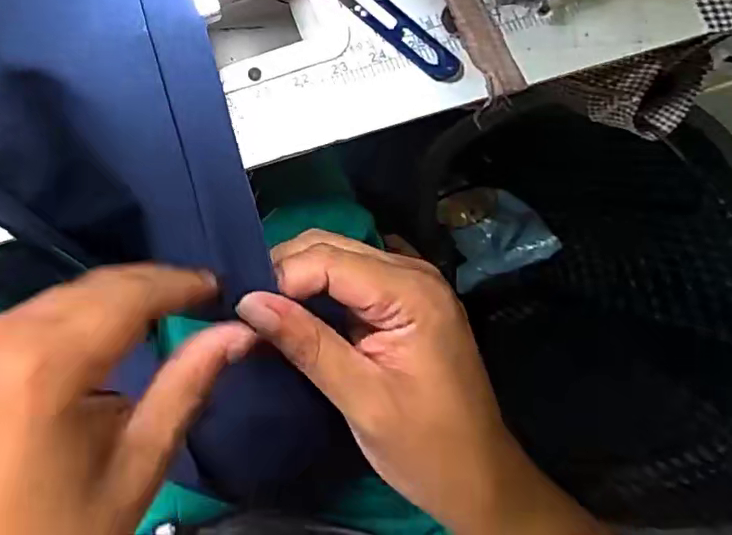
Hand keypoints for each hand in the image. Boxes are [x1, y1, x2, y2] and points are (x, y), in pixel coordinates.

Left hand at [0, 264, 257, 534]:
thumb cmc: (66, 524)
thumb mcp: (137, 464)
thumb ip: (186, 386)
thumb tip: (236, 333)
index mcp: (48, 362)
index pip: (126, 297)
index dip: (176, 284)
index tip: (217, 284)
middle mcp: (14, 329)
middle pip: (101, 286)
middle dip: (155, 284)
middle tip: (203, 292)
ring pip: (79, 288)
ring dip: (126, 291)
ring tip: (173, 302)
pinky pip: (54, 302)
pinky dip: (94, 304)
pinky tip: (123, 316)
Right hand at [236, 231, 603, 534]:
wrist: (485, 485)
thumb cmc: (430, 451)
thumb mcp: (363, 401)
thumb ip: (307, 344)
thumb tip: (249, 303)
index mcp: (410, 292)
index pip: (327, 259)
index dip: (282, 277)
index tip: (246, 310)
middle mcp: (411, 270)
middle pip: (328, 246)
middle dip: (284, 271)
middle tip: (249, 309)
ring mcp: (409, 279)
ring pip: (333, 253)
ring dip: (296, 276)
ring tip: (265, 308)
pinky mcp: (401, 294)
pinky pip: (347, 271)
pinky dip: (316, 284)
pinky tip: (296, 307)